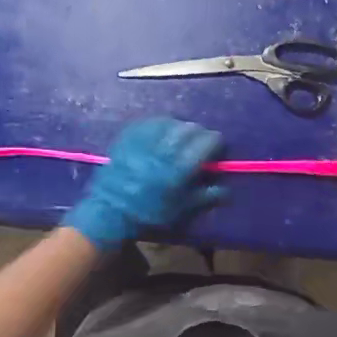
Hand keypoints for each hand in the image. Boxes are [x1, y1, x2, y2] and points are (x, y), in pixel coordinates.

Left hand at [63, 118, 224, 249]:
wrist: (110, 213)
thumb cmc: (150, 215)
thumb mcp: (183, 211)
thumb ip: (207, 197)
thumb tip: (226, 189)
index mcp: (182, 166)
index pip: (209, 140)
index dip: (217, 143)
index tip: (216, 151)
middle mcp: (166, 148)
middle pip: (191, 128)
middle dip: (199, 135)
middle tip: (198, 145)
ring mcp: (145, 140)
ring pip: (171, 121)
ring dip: (179, 128)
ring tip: (179, 138)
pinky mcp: (128, 137)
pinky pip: (149, 122)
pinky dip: (159, 125)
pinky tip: (160, 133)